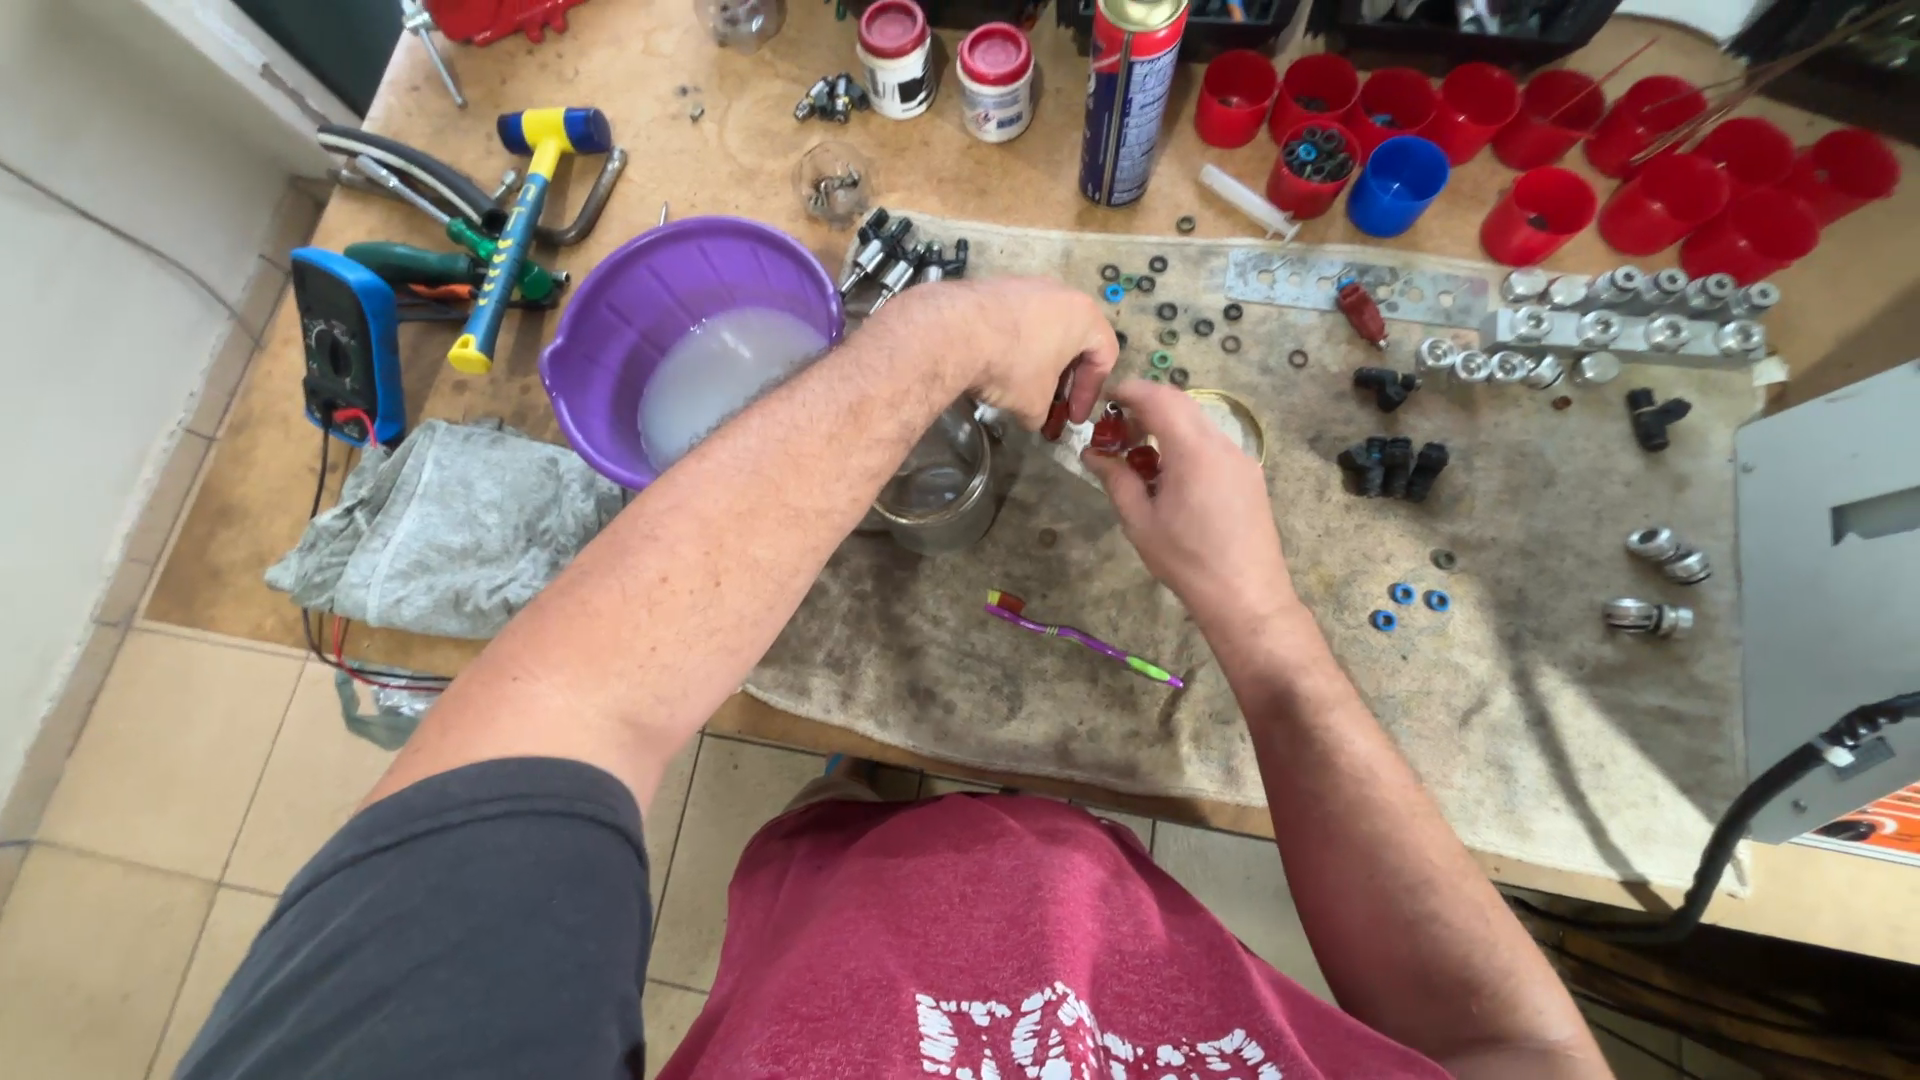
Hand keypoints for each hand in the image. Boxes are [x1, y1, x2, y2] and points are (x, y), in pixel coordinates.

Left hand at [874, 277, 1117, 429]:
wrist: (955, 332)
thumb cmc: (1012, 366)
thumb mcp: (1034, 402)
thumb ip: (1042, 413)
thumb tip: (1035, 420)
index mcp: (1084, 315)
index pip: (1105, 356)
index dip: (1091, 392)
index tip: (1072, 417)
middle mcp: (1060, 292)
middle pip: (1074, 339)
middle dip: (1064, 376)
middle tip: (1051, 403)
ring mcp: (1025, 284)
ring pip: (1043, 327)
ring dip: (1039, 359)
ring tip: (1022, 387)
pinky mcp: (994, 286)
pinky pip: (1015, 319)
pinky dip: (1013, 343)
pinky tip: (996, 365)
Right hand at [1082, 379, 1296, 636]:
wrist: (1246, 594)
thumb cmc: (1186, 560)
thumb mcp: (1140, 521)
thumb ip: (1116, 479)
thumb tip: (1092, 454)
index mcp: (1193, 451)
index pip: (1159, 398)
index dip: (1129, 390)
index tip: (1105, 399)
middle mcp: (1222, 444)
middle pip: (1181, 403)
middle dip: (1146, 407)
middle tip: (1117, 432)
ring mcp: (1241, 458)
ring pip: (1199, 422)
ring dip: (1167, 426)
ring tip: (1141, 458)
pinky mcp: (1249, 475)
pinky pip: (1213, 443)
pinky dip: (1186, 443)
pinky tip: (1171, 477)